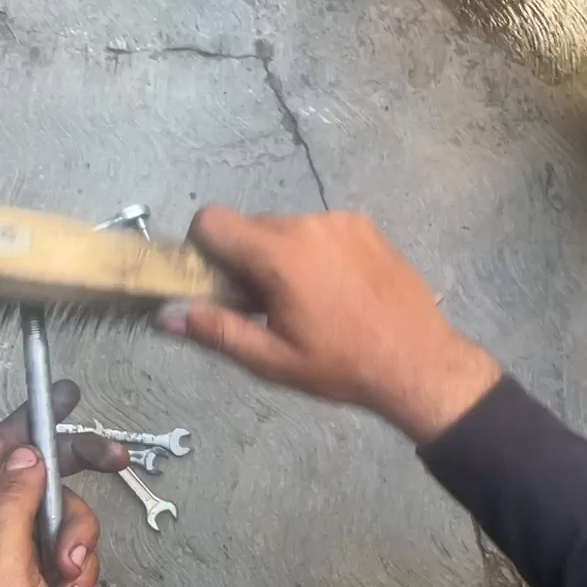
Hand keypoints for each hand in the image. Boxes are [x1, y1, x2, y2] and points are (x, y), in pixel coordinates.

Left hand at [0, 380, 126, 586]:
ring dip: (79, 543)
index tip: (67, 394)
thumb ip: (13, 505)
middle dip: (77, 480)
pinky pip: (69, 551)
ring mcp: (10, 559)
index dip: (34, 418)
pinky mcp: (34, 582)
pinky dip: (80, 569)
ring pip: (62, 517)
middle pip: (40, 477)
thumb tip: (28, 452)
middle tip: (117, 462)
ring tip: (72, 581)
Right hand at [161, 207, 501, 443]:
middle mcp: (307, 223)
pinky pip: (318, 230)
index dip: (202, 247)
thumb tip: (166, 316)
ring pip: (284, 228)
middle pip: (249, 227)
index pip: (211, 219)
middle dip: (244, 260)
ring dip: (279, 257)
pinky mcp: (365, 225)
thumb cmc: (342, 367)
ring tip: (306, 301)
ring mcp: (340, 220)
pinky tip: (335, 289)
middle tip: (264, 305)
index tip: (218, 282)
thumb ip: (216, 331)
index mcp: (279, 254)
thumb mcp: (272, 360)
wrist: (420, 362)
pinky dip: (312, 252)